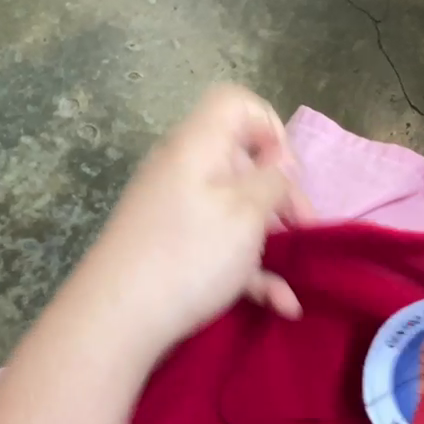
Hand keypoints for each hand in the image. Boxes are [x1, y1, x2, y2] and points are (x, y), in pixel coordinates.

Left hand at [71, 86, 307, 360]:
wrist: (117, 318)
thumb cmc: (190, 255)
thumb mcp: (246, 213)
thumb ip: (273, 181)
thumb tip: (281, 163)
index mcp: (199, 146)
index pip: (238, 105)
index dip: (272, 129)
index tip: (289, 175)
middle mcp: (184, 170)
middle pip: (243, 162)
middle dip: (282, 196)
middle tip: (305, 230)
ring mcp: (176, 210)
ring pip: (236, 210)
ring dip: (272, 241)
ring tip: (297, 274)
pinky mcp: (173, 247)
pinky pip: (220, 245)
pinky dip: (251, 270)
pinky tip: (280, 304)